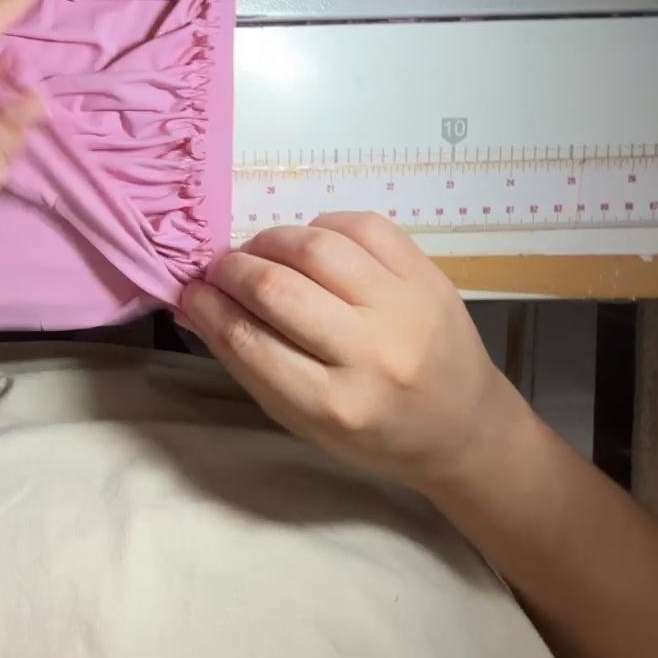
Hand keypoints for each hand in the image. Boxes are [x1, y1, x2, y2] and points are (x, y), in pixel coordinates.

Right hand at [180, 213, 535, 493]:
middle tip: (221, 271)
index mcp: (333, 404)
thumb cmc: (369, 433)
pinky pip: (363, 225)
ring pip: (317, 247)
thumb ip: (243, 359)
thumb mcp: (298, 416)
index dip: (206, 305)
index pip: (246, 339)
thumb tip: (192, 302)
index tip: (192, 291)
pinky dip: (321, 226)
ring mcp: (407, 309)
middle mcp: (373, 355)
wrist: (465, 429)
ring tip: (260, 254)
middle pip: (276, 288)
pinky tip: (311, 247)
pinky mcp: (430, 276)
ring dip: (270, 241)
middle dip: (231, 270)